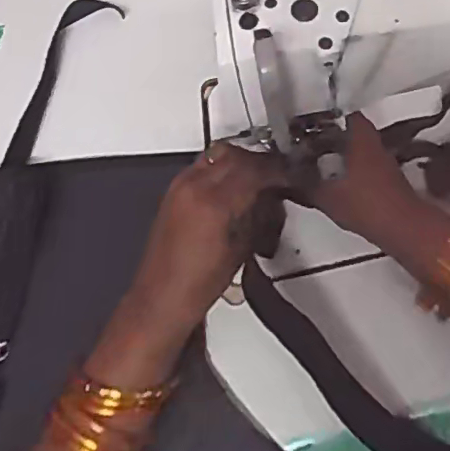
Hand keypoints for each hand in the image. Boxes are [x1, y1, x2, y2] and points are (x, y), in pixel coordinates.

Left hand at [128, 142, 285, 323]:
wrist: (161, 296)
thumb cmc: (200, 284)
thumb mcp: (241, 248)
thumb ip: (259, 214)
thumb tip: (272, 195)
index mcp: (214, 203)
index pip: (253, 169)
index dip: (276, 169)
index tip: (288, 174)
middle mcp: (194, 186)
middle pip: (235, 154)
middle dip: (259, 161)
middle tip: (274, 174)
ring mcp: (181, 184)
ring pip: (218, 153)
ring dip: (240, 160)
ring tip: (254, 178)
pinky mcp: (173, 188)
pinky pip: (203, 164)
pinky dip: (222, 167)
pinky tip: (232, 184)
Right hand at [312, 114, 422, 238]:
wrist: (405, 229)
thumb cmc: (365, 205)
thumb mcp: (327, 197)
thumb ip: (305, 184)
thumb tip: (284, 176)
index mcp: (360, 137)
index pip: (342, 112)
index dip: (324, 112)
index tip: (306, 116)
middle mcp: (373, 141)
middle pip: (350, 126)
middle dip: (329, 130)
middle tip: (307, 135)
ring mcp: (383, 158)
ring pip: (358, 143)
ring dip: (341, 146)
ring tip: (316, 153)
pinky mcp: (387, 174)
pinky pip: (364, 158)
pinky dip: (350, 161)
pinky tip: (335, 173)